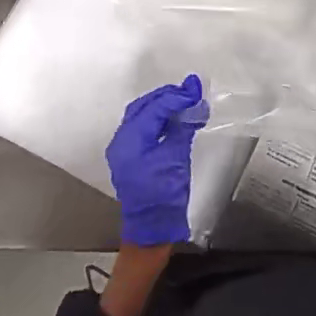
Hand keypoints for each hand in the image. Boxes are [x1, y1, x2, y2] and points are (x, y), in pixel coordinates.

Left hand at [106, 75, 205, 245]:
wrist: (153, 227)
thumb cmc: (164, 196)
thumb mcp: (177, 159)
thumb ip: (182, 129)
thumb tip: (192, 107)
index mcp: (130, 141)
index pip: (152, 109)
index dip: (174, 97)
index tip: (194, 88)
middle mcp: (121, 142)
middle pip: (142, 108)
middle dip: (165, 97)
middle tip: (189, 91)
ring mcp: (123, 150)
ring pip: (141, 118)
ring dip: (161, 107)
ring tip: (184, 102)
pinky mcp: (130, 158)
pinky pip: (142, 130)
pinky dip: (158, 121)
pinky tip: (174, 119)